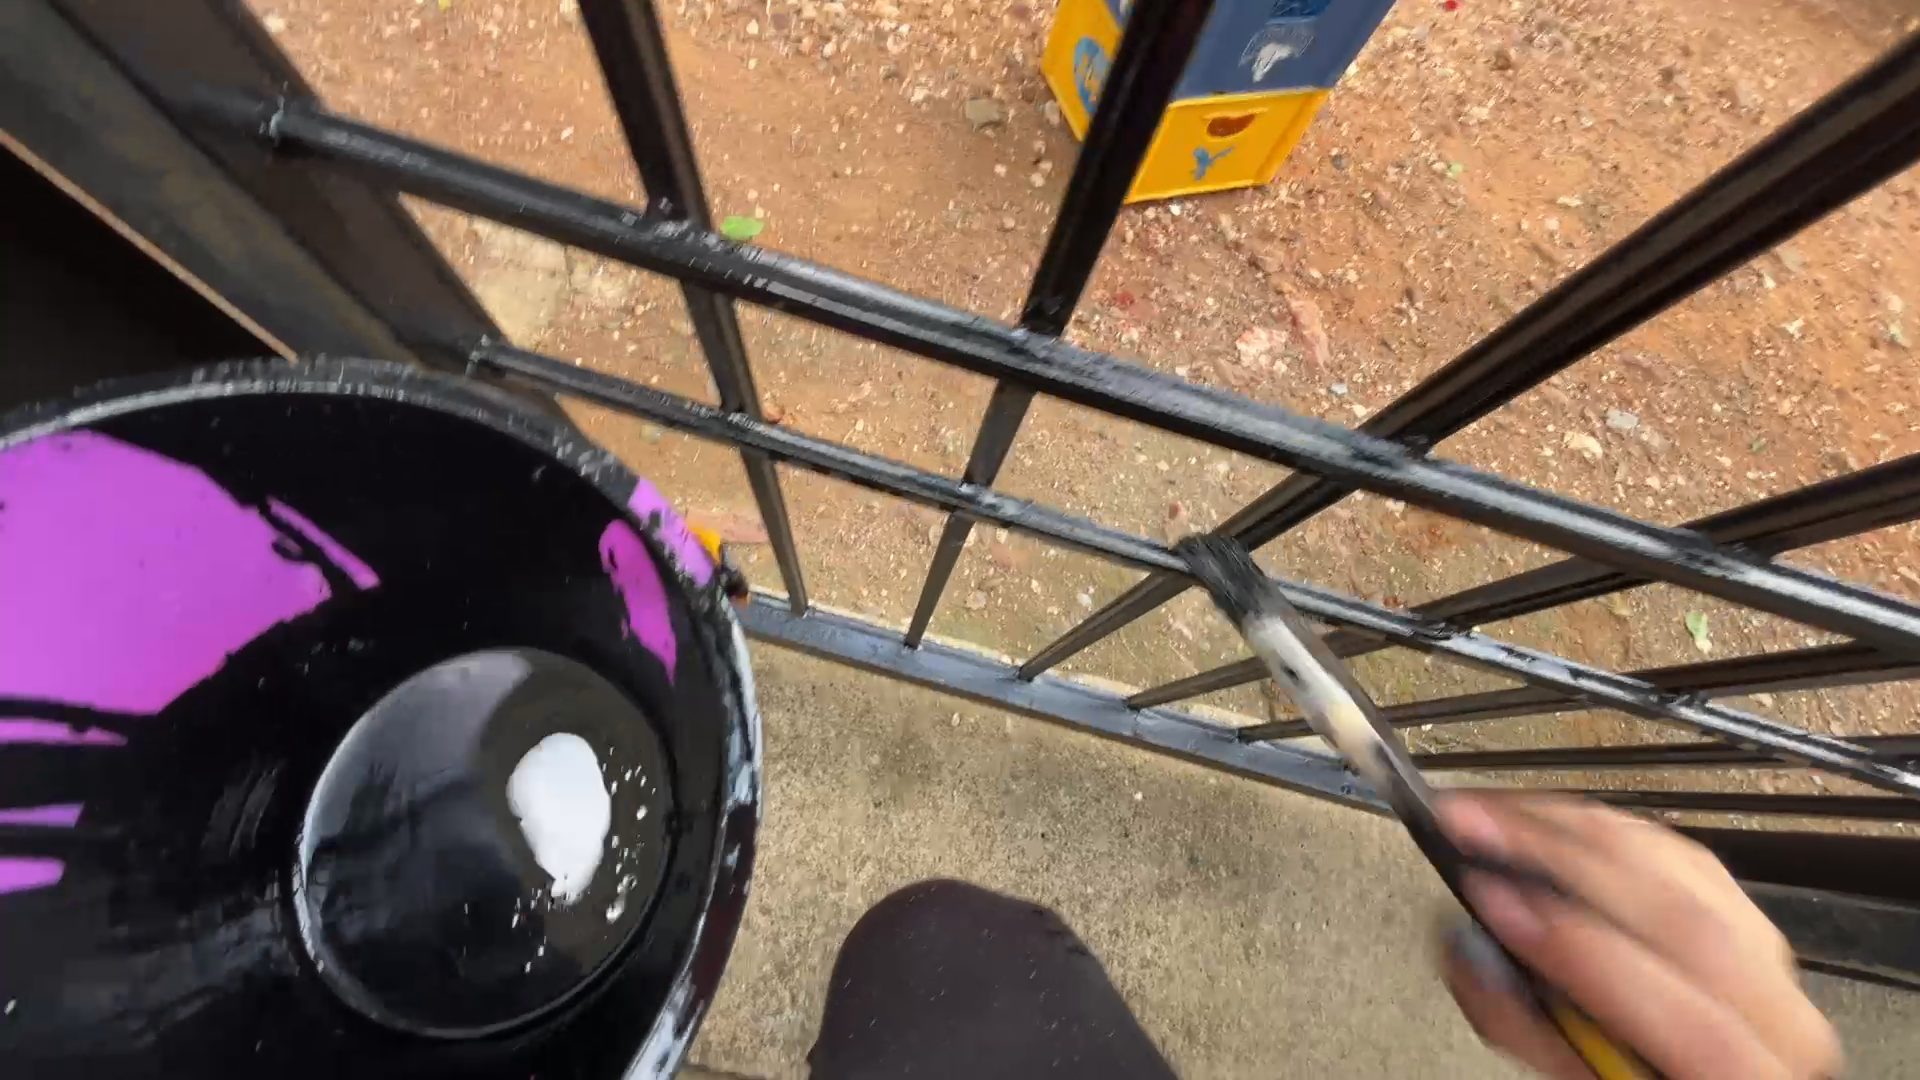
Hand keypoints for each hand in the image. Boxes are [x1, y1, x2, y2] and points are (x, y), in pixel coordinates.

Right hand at [1435, 792, 1839, 1079]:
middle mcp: (1777, 1019)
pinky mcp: (1734, 903)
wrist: (1663, 1055)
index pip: (1697, 1033)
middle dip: (1561, 862)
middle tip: (1471, 828)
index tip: (1495, 905)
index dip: (1589, 962)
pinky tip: (1528, 815)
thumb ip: (1514, 1016)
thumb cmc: (1609, 1063)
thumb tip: (1467, 940)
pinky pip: (1665, 843)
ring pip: (1676, 869)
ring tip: (1483, 809)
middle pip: (1687, 926)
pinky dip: (1586, 820)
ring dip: (1561, 826)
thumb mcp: (1557, 1064)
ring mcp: (1765, 955)